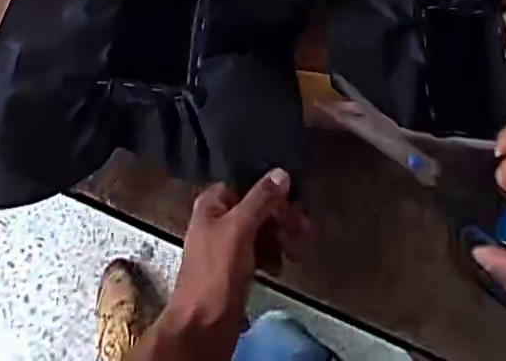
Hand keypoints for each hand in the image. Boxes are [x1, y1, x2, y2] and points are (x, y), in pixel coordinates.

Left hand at [136, 169, 313, 360]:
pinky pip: (259, 253)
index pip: (246, 184)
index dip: (270, 189)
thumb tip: (281, 173)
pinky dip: (273, 255)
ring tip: (299, 246)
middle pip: (256, 208)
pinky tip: (281, 266)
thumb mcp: (240, 228)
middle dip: (281, 216)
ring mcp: (226, 247)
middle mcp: (218, 221)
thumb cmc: (216, 273)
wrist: (201, 330)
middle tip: (304, 226)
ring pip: (260, 231)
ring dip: (281, 236)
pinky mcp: (235, 270)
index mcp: (212, 204)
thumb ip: (261, 199)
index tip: (293, 197)